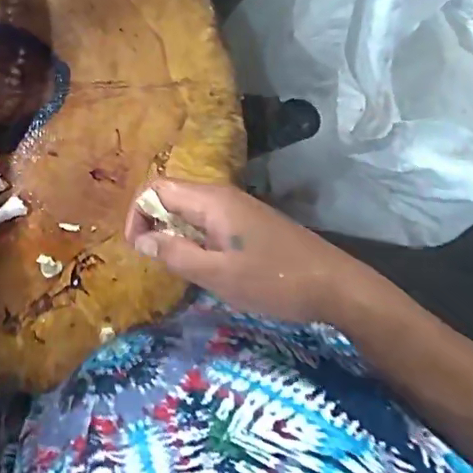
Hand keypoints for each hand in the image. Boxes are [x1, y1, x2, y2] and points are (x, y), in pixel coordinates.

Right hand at [124, 180, 394, 323]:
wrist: (336, 285)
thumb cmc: (274, 280)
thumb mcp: (218, 275)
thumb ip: (176, 255)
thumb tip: (141, 241)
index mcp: (211, 200)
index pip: (156, 188)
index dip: (137, 212)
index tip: (136, 247)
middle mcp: (221, 195)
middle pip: (170, 195)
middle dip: (151, 222)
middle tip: (152, 259)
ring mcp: (237, 207)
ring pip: (188, 208)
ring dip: (171, 231)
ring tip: (173, 265)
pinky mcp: (248, 222)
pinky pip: (207, 220)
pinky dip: (192, 236)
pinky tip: (202, 264)